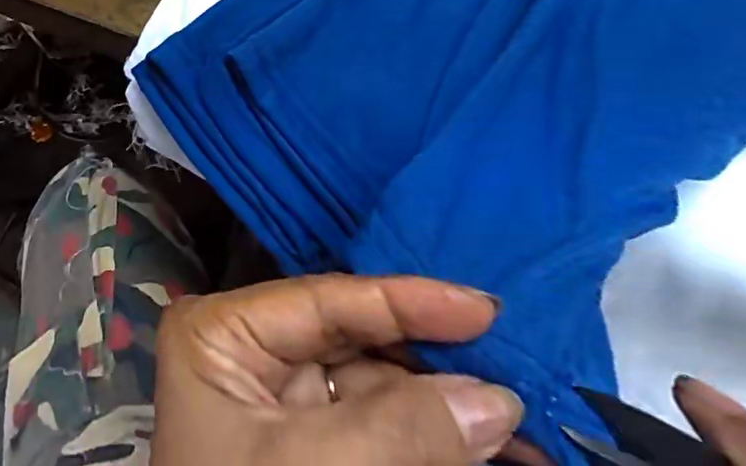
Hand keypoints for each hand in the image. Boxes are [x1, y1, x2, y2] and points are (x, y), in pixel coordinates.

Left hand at [151, 274, 532, 465]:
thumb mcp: (315, 465)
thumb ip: (404, 428)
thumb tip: (497, 400)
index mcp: (226, 332)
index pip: (327, 297)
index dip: (409, 299)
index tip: (485, 307)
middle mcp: (255, 355)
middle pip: (360, 338)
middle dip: (437, 357)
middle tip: (516, 361)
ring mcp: (283, 404)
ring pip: (379, 385)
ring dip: (448, 403)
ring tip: (520, 417)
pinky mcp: (313, 448)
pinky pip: (383, 431)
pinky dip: (435, 440)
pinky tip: (486, 445)